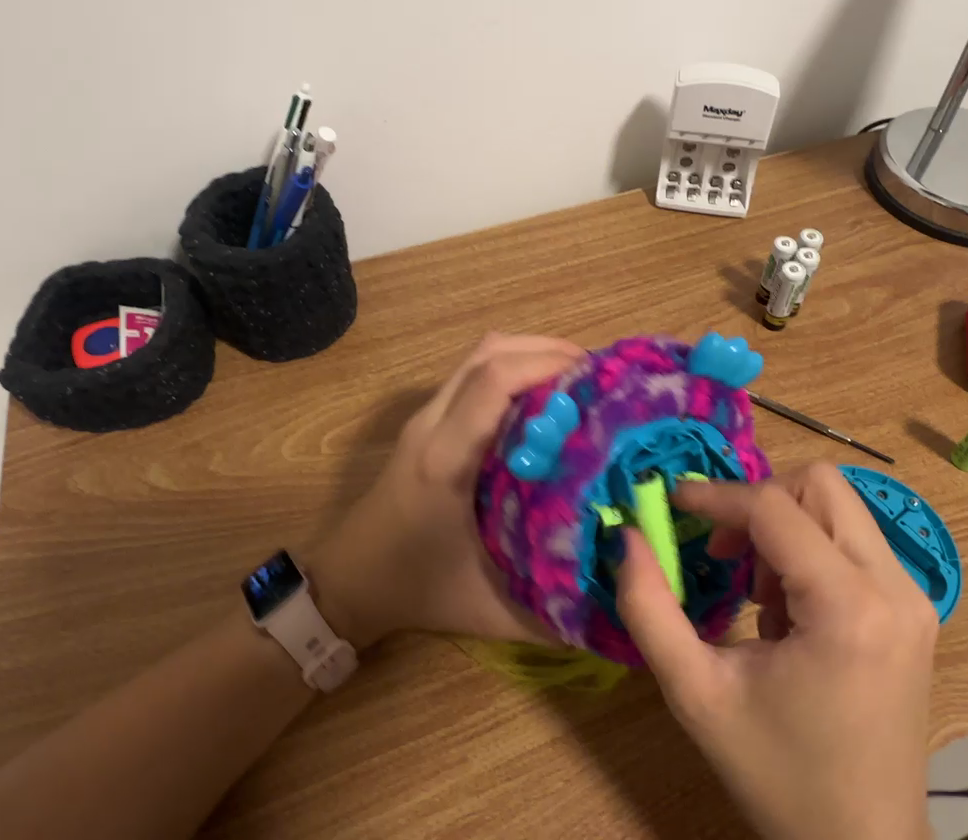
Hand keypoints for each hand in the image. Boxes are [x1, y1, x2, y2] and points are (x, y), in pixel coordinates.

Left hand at [308, 333, 586, 648]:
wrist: (347, 582)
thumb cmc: (415, 592)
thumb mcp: (489, 610)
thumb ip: (553, 617)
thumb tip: (620, 601)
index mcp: (446, 460)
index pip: (494, 381)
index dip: (548, 365)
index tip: (599, 382)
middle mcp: (433, 425)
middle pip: (489, 352)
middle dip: (549, 351)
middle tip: (599, 379)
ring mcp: (426, 418)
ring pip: (479, 355)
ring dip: (531, 355)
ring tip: (578, 384)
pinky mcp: (427, 422)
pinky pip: (473, 374)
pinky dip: (513, 370)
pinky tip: (544, 401)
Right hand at [616, 464, 939, 839]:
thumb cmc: (777, 773)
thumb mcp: (696, 693)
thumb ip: (649, 608)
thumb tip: (626, 536)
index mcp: (847, 608)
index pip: (774, 507)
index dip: (714, 495)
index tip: (669, 503)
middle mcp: (894, 588)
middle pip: (821, 485)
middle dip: (759, 502)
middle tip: (721, 551)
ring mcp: (913, 598)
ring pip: (840, 508)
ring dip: (785, 529)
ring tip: (756, 598)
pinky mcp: (913, 611)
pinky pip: (854, 543)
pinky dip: (809, 552)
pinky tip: (787, 613)